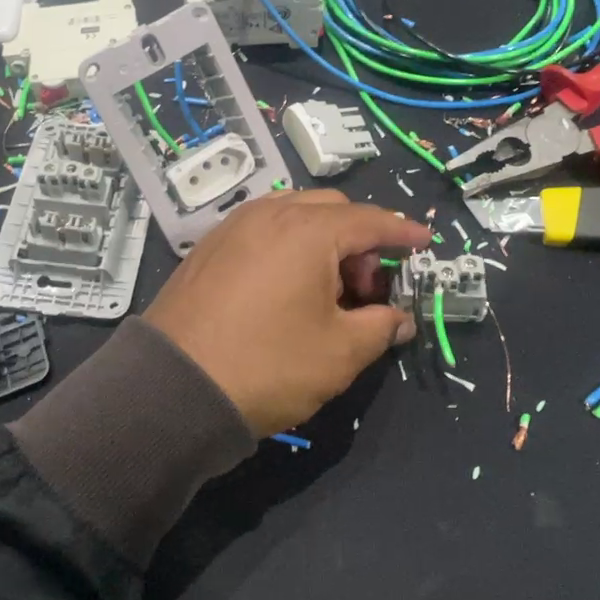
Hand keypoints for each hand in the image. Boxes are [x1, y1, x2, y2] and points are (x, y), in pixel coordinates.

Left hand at [144, 189, 431, 435]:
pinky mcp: (209, 247)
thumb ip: (380, 327)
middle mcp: (270, 214)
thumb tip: (399, 318)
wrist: (174, 388)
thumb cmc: (268, 365)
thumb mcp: (339, 354)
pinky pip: (264, 232)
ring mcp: (234, 227)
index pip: (369, 220)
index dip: (402, 232)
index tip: (425, 242)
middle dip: (360, 241)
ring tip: (328, 294)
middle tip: (368, 289)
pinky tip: (289, 289)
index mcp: (308, 230)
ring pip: (294, 217)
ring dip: (323, 243)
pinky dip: (289, 248)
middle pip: (331, 211)